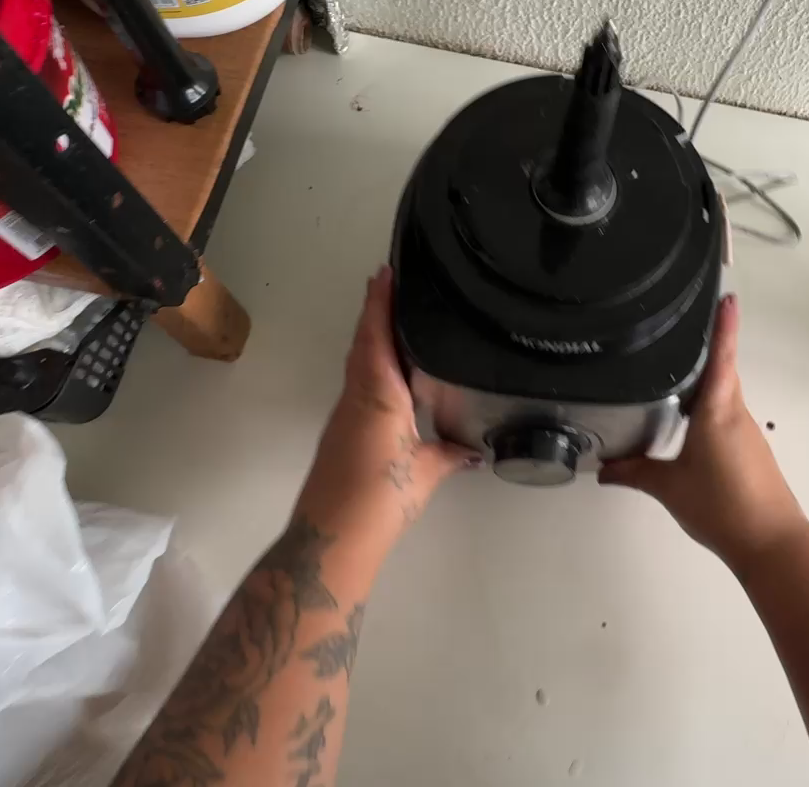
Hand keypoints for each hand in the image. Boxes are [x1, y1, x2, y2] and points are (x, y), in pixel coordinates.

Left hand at [294, 267, 477, 549]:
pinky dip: (371, 362)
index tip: (385, 272)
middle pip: (364, 343)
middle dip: (375, 311)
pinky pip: (359, 383)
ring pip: (359, 363)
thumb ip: (451, 454)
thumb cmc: (381, 496)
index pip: (378, 337)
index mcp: (380, 395)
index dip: (380, 303)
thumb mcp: (425, 473)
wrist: (332, 537)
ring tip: (394, 316)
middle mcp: (358, 396)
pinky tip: (389, 371)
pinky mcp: (343, 432)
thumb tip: (475, 449)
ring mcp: (346, 414)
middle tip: (392, 282)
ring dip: (372, 335)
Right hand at [599, 295, 807, 569]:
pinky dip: (709, 404)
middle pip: (722, 370)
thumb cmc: (721, 506)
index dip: (724, 325)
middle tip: (681, 324)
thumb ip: (634, 472)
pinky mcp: (750, 449)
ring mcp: (747, 431)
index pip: (721, 357)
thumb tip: (602, 468)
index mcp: (717, 410)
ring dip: (706, 377)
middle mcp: (736, 412)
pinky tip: (689, 416)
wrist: (772, 543)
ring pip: (724, 393)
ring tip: (675, 365)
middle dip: (707, 345)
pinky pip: (727, 413)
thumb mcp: (669, 488)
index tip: (728, 296)